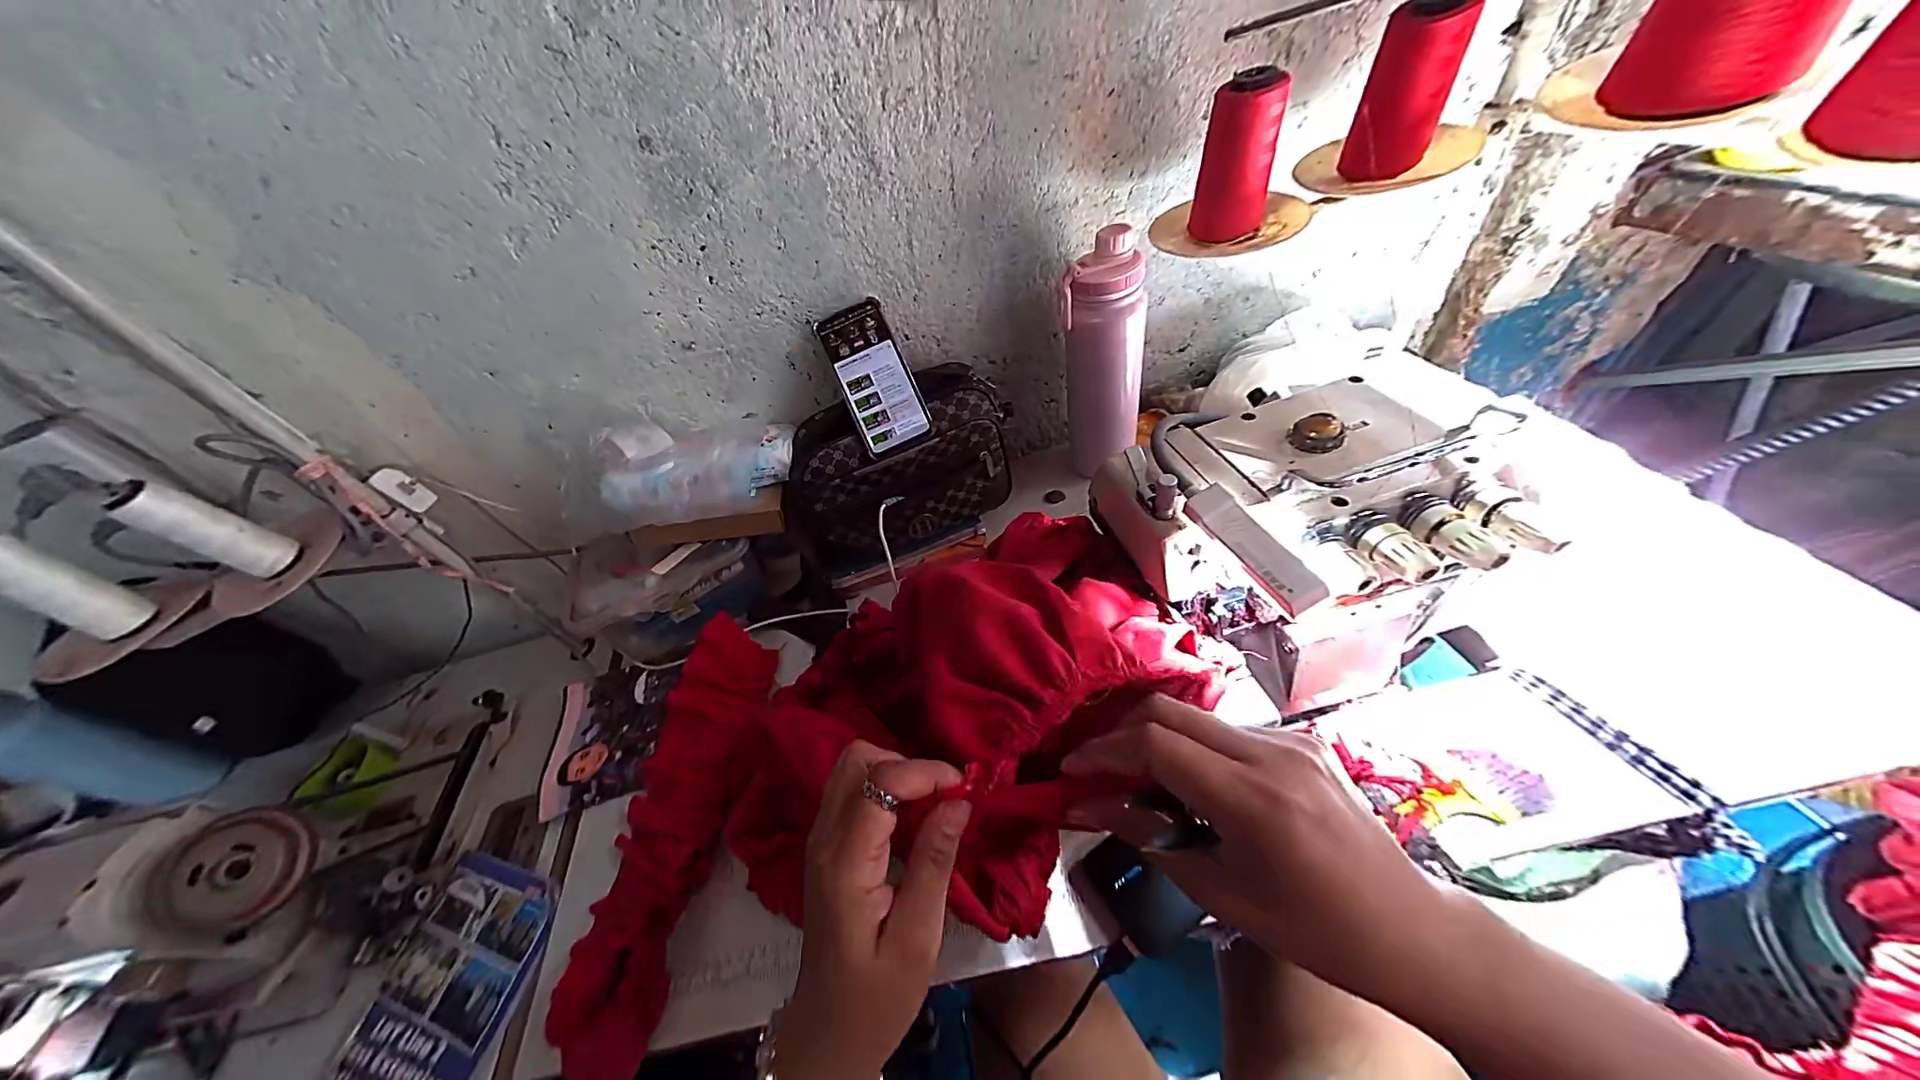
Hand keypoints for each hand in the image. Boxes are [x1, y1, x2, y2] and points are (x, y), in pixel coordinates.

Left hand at [773, 740, 971, 1079]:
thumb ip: (934, 863)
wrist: (827, 1031)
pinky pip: (853, 791)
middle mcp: (824, 839)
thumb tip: (959, 802)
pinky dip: (886, 787)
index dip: (925, 772)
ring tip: (935, 803)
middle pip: (857, 759)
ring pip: (852, 768)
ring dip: (897, 773)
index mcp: (844, 863)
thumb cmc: (876, 996)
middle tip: (946, 795)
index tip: (964, 789)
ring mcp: (820, 839)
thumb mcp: (917, 938)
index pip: (878, 783)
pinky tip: (914, 816)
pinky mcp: (826, 845)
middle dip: (908, 764)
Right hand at [1061, 695, 1457, 1002]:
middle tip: (1093, 768)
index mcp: (1256, 797)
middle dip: (1119, 734)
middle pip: (1169, 712)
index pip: (1156, 744)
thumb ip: (1146, 834)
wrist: (1411, 928)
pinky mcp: (1302, 738)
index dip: (1102, 751)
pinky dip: (1193, 748)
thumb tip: (1082, 804)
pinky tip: (1191, 784)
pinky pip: (1228, 731)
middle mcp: (1274, 750)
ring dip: (1156, 739)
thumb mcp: (1219, 890)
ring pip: (1196, 717)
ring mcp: (1293, 738)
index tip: (1070, 770)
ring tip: (1138, 782)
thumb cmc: (1314, 930)